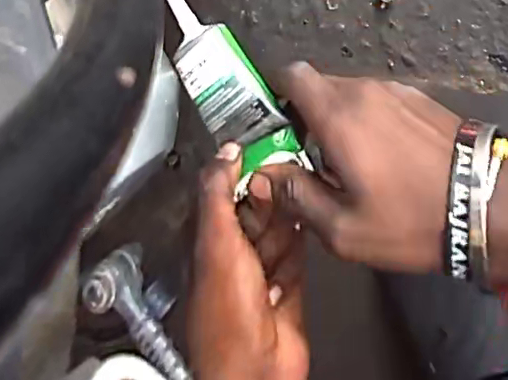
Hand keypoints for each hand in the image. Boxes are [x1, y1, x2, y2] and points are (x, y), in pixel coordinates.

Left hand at [188, 143, 307, 379]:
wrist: (256, 371)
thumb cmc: (227, 311)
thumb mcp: (217, 242)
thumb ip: (219, 192)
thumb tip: (227, 149)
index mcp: (208, 236)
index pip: (227, 188)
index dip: (244, 171)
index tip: (264, 152)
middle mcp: (234, 248)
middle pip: (259, 204)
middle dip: (270, 202)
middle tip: (275, 206)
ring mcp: (262, 265)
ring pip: (281, 224)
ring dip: (284, 231)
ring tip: (278, 253)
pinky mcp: (288, 279)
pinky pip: (299, 248)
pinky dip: (298, 250)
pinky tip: (292, 262)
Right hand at [257, 62, 461, 272]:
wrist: (484, 202)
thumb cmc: (409, 219)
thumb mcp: (343, 228)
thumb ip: (296, 195)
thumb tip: (264, 175)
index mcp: (338, 114)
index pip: (292, 74)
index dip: (276, 93)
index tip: (276, 124)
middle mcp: (363, 89)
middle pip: (318, 85)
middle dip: (306, 115)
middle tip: (312, 158)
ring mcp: (394, 89)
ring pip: (349, 92)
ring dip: (339, 118)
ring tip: (352, 163)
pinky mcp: (417, 96)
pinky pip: (377, 98)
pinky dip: (368, 118)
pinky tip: (386, 156)